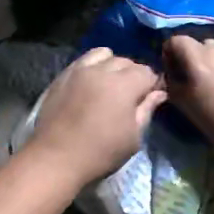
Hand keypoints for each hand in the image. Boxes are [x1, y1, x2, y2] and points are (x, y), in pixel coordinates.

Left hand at [23, 47, 165, 184]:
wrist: (55, 158)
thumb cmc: (100, 153)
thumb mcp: (133, 137)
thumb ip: (147, 110)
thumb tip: (159, 93)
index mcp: (124, 85)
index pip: (147, 72)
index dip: (152, 85)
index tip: (150, 99)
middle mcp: (103, 70)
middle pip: (127, 61)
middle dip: (134, 75)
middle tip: (131, 96)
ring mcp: (80, 70)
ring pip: (104, 55)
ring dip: (112, 65)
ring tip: (110, 84)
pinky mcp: (62, 76)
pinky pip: (83, 60)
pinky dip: (93, 66)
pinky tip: (91, 84)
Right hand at [162, 36, 213, 153]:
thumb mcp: (184, 104)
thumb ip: (172, 81)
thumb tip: (171, 70)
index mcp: (199, 59)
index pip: (175, 41)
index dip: (170, 54)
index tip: (174, 70)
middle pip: (196, 44)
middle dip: (192, 58)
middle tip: (197, 78)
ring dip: (211, 57)